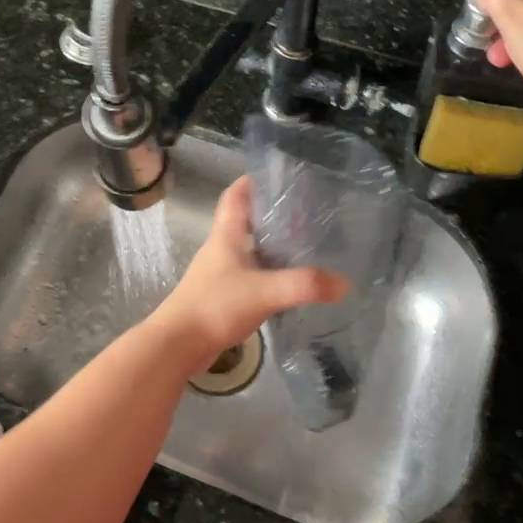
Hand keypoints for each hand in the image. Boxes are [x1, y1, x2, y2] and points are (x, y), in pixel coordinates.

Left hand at [145, 178, 346, 372]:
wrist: (177, 345)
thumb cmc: (215, 306)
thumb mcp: (264, 291)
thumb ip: (304, 285)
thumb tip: (344, 283)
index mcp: (225, 235)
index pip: (235, 196)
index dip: (252, 181)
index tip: (278, 176)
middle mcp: (220, 249)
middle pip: (244, 221)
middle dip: (270, 214)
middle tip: (304, 213)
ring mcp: (218, 274)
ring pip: (247, 250)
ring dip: (269, 245)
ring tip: (302, 246)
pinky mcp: (221, 297)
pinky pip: (247, 276)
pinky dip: (266, 273)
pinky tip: (285, 284)